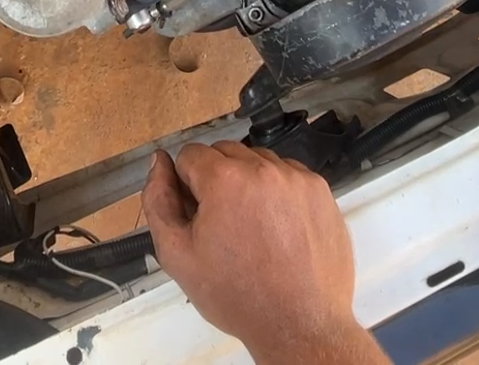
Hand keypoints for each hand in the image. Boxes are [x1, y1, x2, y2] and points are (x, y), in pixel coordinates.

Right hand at [143, 142, 386, 364]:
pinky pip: (288, 173)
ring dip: (248, 181)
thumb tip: (160, 162)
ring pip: (257, 160)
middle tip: (223, 223)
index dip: (187, 185)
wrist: (299, 327)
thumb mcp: (178, 255)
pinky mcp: (319, 190)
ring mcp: (295, 177)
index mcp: (224, 179)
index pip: (190, 154)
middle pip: (224, 152)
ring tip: (252, 226)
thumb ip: (159, 201)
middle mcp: (262, 168)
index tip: (198, 215)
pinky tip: (278, 226)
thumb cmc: (237, 295)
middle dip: (217, 180)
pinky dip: (278, 190)